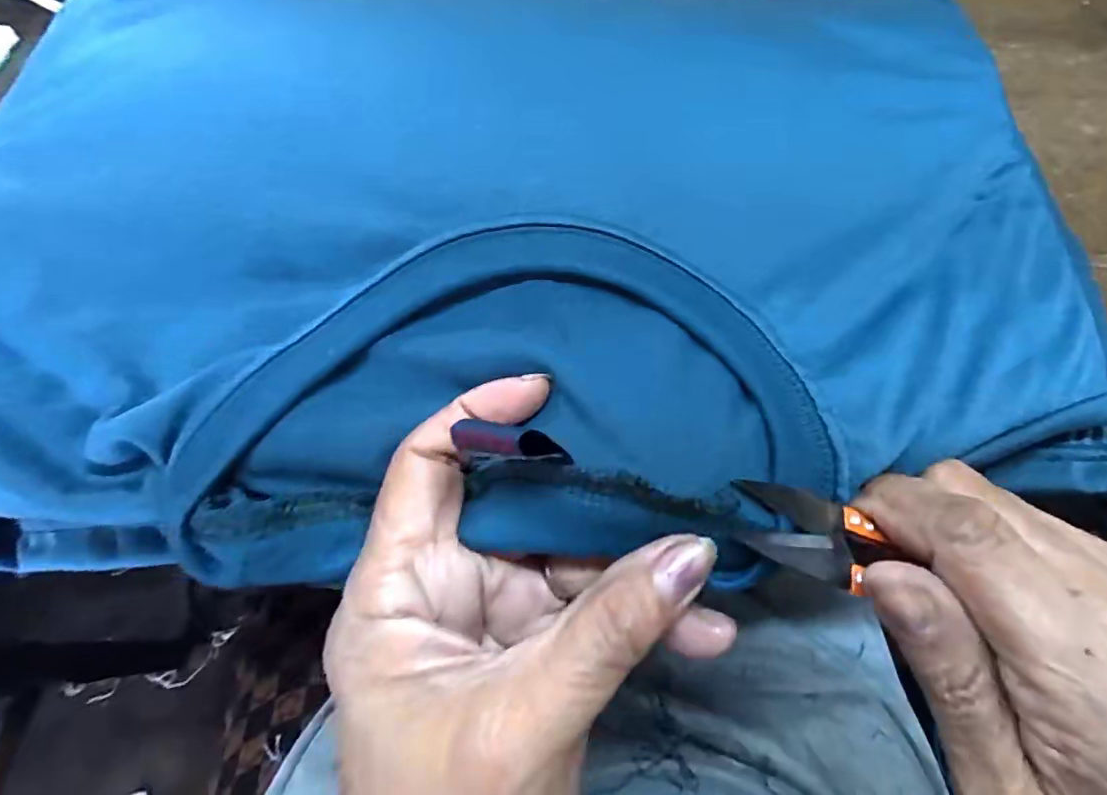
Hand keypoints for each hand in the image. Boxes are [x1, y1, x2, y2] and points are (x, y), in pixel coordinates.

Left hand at [324, 375, 737, 794]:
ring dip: (644, 568)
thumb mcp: (525, 717)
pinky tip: (706, 634)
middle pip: (522, 502)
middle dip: (591, 491)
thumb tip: (694, 551)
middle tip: (650, 470)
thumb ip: (609, 629)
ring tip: (703, 572)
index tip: (544, 390)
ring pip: (579, 555)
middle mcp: (452, 584)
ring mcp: (506, 612)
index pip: (422, 470)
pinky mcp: (549, 642)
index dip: (472, 417)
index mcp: (400, 589)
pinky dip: (654, 616)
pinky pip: (606, 605)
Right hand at [856, 461, 1106, 794]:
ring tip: (924, 572)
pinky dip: (987, 533)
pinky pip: (1034, 517)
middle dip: (916, 510)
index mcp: (1099, 681)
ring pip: (1007, 499)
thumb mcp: (994, 790)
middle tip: (876, 556)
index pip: (980, 543)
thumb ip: (947, 671)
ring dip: (948, 519)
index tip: (848, 521)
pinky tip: (978, 582)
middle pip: (990, 505)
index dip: (903, 510)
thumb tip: (881, 570)